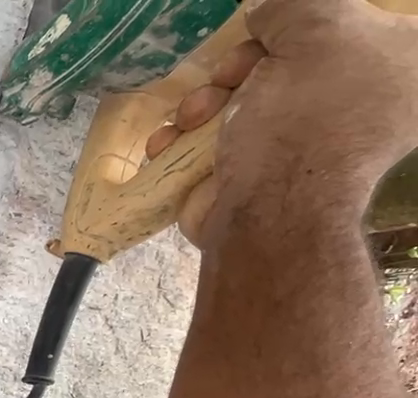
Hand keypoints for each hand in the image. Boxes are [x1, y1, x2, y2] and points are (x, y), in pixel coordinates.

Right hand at [145, 0, 417, 246]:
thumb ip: (298, 6)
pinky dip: (182, 143)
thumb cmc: (305, 120)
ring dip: (198, 108)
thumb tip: (267, 10)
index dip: (289, 29)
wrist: (266, 210)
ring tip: (188, 123)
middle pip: (279, 64)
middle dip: (233, 73)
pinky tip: (169, 144)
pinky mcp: (250, 173)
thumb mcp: (319, 34)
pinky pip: (211, 144)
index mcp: (398, 61)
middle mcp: (355, 99)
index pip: (338, 27)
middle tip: (221, 85)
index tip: (262, 43)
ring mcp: (298, 141)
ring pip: (236, 104)